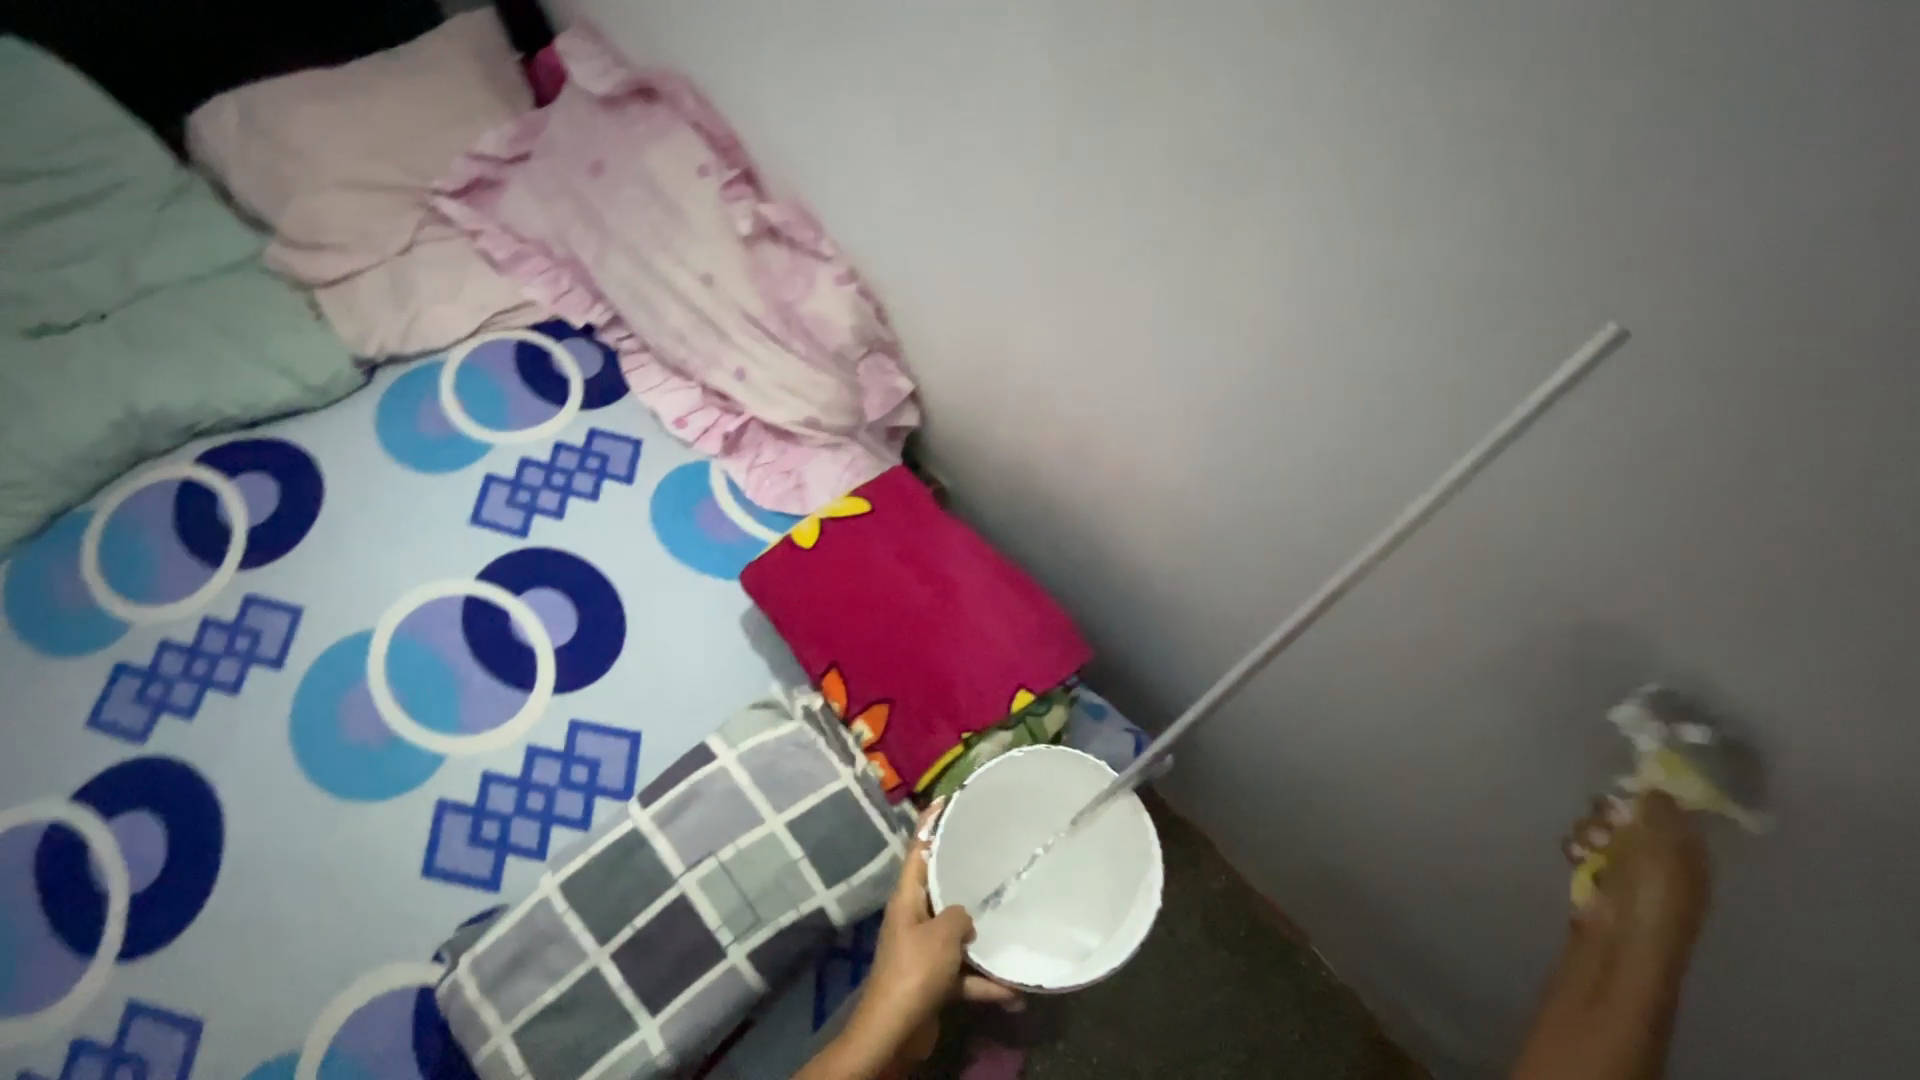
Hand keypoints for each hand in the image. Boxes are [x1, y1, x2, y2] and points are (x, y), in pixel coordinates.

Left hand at [845, 803, 1022, 1065]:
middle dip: (965, 877)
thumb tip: (965, 919)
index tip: (947, 799)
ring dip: (982, 939)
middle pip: (940, 888)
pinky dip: (985, 982)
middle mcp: (913, 918)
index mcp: (907, 898)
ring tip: (1013, 927)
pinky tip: (1014, 992)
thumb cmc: (914, 971)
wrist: (895, 1031)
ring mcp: (923, 950)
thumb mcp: (943, 933)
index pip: (918, 850)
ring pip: (957, 934)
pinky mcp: (933, 980)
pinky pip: (964, 973)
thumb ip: (959, 914)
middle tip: (993, 858)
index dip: (930, 823)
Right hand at [1564, 791, 1709, 945]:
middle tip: (1606, 819)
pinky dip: (1576, 848)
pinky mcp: (1595, 878)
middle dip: (1611, 813)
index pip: (1669, 814)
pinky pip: (1582, 850)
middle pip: (1629, 819)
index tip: (1627, 788)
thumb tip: (1656, 784)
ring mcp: (1625, 869)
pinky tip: (1574, 855)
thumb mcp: (1665, 844)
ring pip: (1601, 831)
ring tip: (1588, 844)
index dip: (1647, 798)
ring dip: (1590, 830)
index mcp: (1687, 852)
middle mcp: (1659, 858)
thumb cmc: (1654, 891)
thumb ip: (1661, 810)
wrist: (1622, 938)